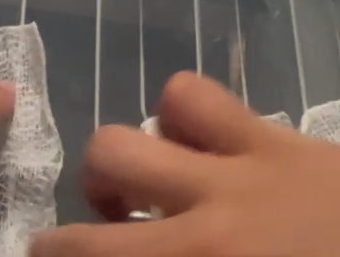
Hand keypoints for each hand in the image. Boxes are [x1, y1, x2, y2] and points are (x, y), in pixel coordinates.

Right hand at [32, 71, 339, 256]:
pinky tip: (204, 150)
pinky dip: (179, 118)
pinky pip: (193, 98)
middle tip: (92, 248)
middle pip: (88, 217)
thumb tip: (178, 253)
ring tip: (143, 194)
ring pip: (127, 139)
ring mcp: (236, 175)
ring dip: (121, 169)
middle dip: (66, 240)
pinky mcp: (273, 137)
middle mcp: (204, 232)